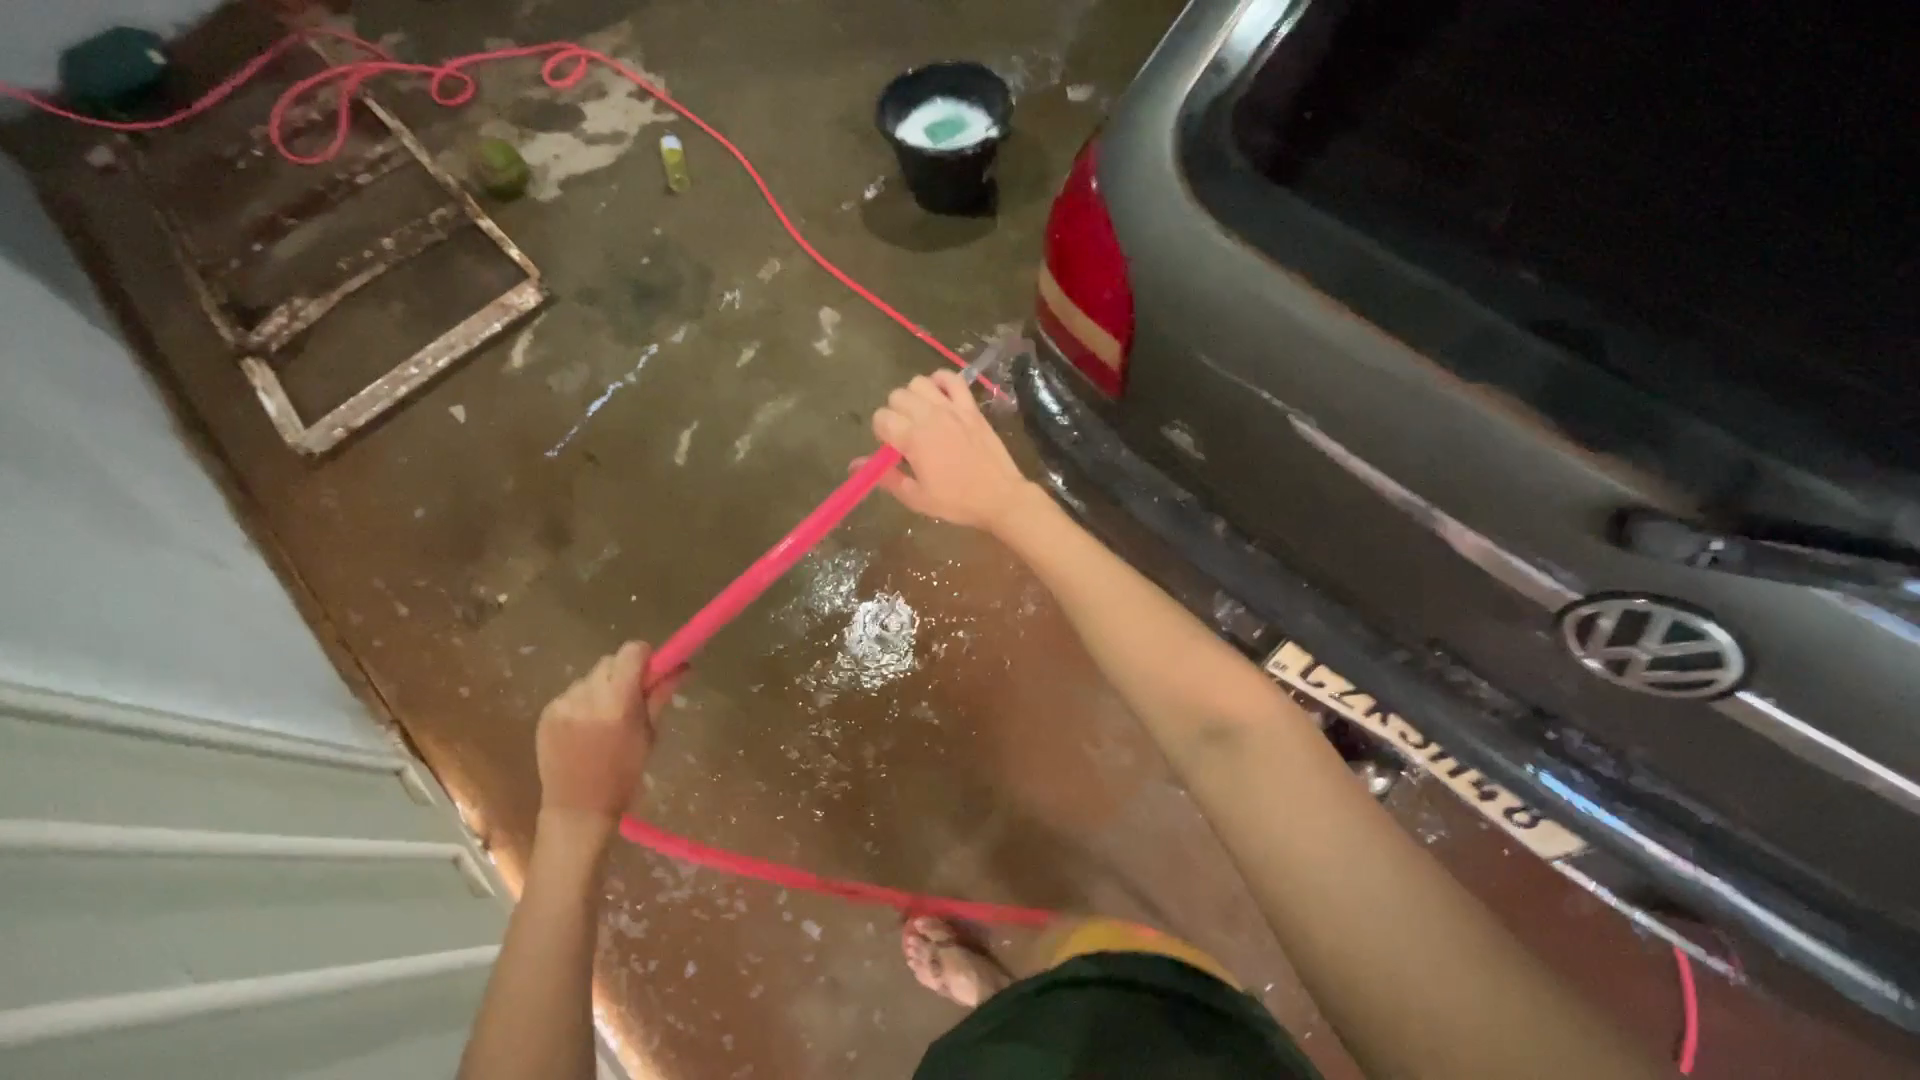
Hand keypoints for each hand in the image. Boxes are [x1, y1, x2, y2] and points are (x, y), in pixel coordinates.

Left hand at [534, 641, 676, 831]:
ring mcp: (563, 704)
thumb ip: (661, 695)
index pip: (631, 651)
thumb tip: (683, 666)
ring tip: (604, 719)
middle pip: (610, 661)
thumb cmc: (624, 776)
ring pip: (590, 677)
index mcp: (618, 702)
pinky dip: (582, 703)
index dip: (645, 658)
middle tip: (630, 700)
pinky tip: (584, 729)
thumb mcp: (650, 735)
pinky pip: (571, 694)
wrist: (578, 809)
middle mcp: (588, 696)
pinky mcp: (546, 713)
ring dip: (602, 688)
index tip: (651, 675)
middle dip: (623, 673)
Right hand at [867, 371, 1035, 531]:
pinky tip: (939, 398)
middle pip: (896, 396)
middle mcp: (930, 416)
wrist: (999, 497)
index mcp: (913, 439)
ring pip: (919, 382)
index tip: (892, 450)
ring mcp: (952, 408)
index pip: (881, 418)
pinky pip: (952, 378)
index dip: (881, 433)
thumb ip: (885, 477)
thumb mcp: (915, 497)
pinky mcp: (971, 406)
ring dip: (913, 396)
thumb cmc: (956, 502)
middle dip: (894, 413)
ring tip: (921, 416)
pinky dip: (940, 381)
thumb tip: (854, 465)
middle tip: (906, 435)